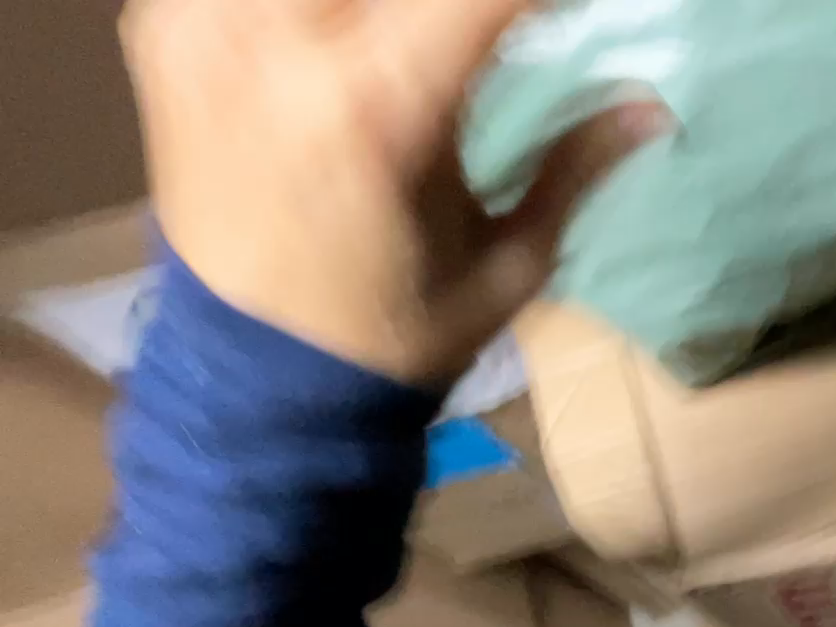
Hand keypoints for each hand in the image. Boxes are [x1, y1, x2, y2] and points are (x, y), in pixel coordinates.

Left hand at [121, 0, 662, 387]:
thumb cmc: (412, 328)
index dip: (539, 0)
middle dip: (478, 2)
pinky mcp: (167, 25)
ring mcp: (201, 19)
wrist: (269, 365)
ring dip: (405, 8)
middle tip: (518, 25)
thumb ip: (575, 168)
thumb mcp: (514, 261)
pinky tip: (371, 41)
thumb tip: (651, 109)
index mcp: (372, 109)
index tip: (584, 16)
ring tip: (447, 41)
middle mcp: (269, 38)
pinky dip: (341, 9)